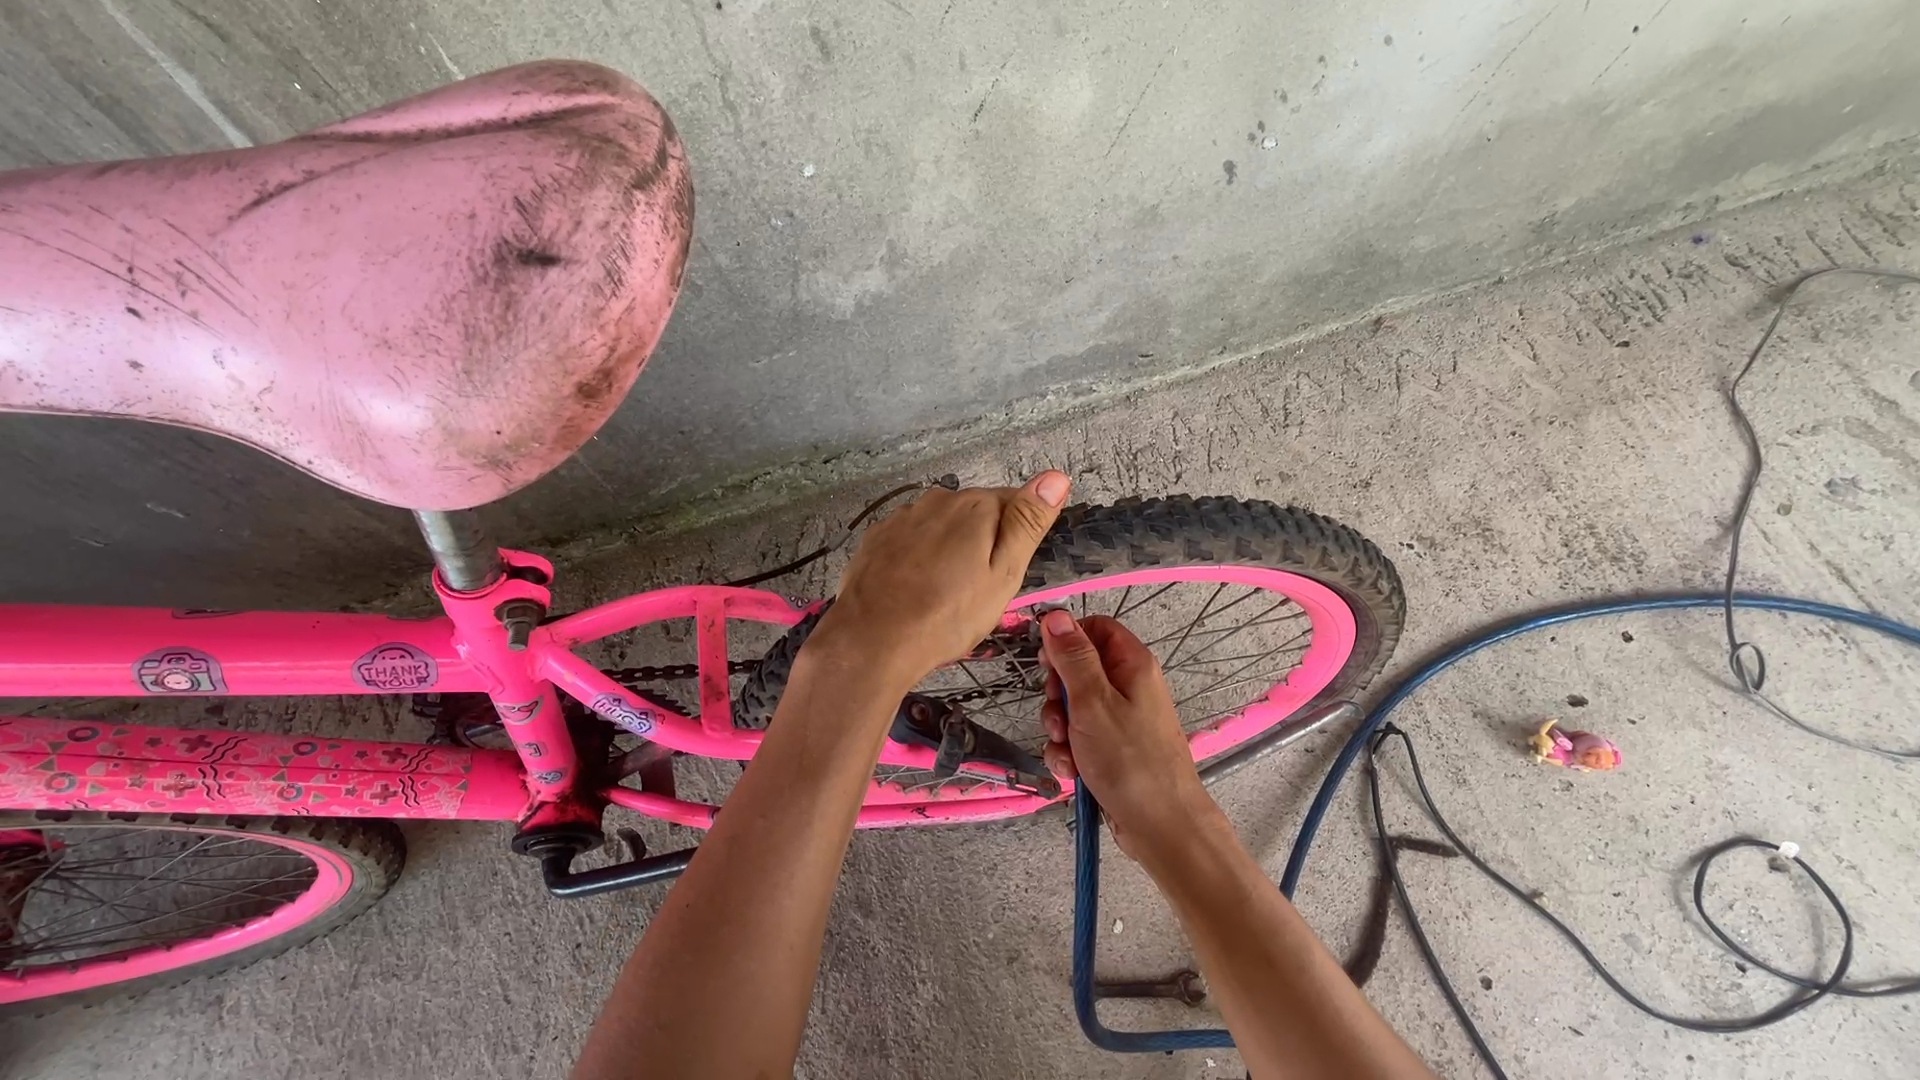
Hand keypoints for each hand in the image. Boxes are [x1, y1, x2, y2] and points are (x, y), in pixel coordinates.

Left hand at [806, 471, 1071, 688]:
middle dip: (983, 544)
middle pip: (976, 515)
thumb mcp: (1003, 573)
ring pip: (941, 528)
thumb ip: (1028, 522)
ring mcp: (902, 518)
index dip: (1017, 540)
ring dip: (949, 550)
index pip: (1015, 504)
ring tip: (944, 595)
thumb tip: (1057, 476)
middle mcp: (937, 500)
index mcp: (976, 505)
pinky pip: (911, 541)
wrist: (872, 641)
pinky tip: (915, 590)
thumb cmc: (948, 615)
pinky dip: (918, 558)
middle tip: (978, 591)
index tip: (1005, 573)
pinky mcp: (877, 539)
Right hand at [1038, 611, 1222, 859]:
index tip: (1048, 663)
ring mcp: (1120, 720)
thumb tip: (1056, 614)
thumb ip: (1073, 657)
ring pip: (1073, 708)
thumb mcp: (1092, 702)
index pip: (1095, 628)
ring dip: (1059, 729)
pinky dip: (1069, 752)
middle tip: (1060, 714)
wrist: (1161, 827)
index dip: (1067, 641)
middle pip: (1078, 669)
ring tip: (1068, 749)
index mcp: (1132, 664)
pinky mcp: (1111, 749)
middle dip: (1057, 694)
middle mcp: (1128, 686)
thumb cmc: (1130, 760)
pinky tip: (1072, 770)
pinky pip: (1079, 738)